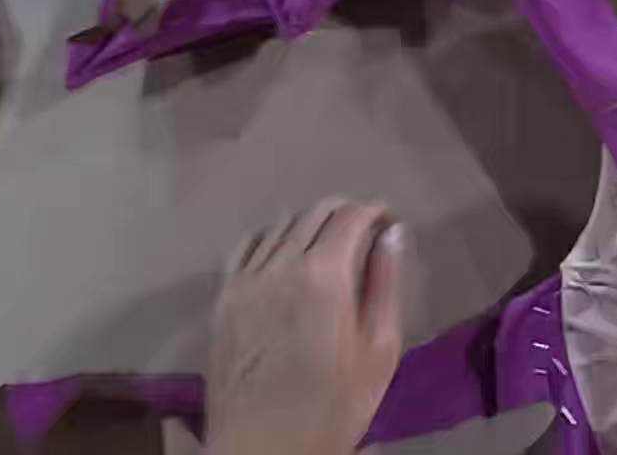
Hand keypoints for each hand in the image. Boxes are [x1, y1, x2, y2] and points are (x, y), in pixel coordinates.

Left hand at [206, 199, 404, 454]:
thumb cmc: (332, 405)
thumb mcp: (379, 347)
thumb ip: (386, 281)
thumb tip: (392, 233)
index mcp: (325, 274)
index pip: (353, 214)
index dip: (377, 211)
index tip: (390, 226)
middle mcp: (283, 265)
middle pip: (318, 209)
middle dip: (347, 211)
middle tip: (364, 234)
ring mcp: (247, 282)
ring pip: (283, 222)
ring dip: (310, 223)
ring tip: (326, 246)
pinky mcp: (223, 300)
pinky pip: (246, 246)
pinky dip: (270, 238)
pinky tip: (284, 256)